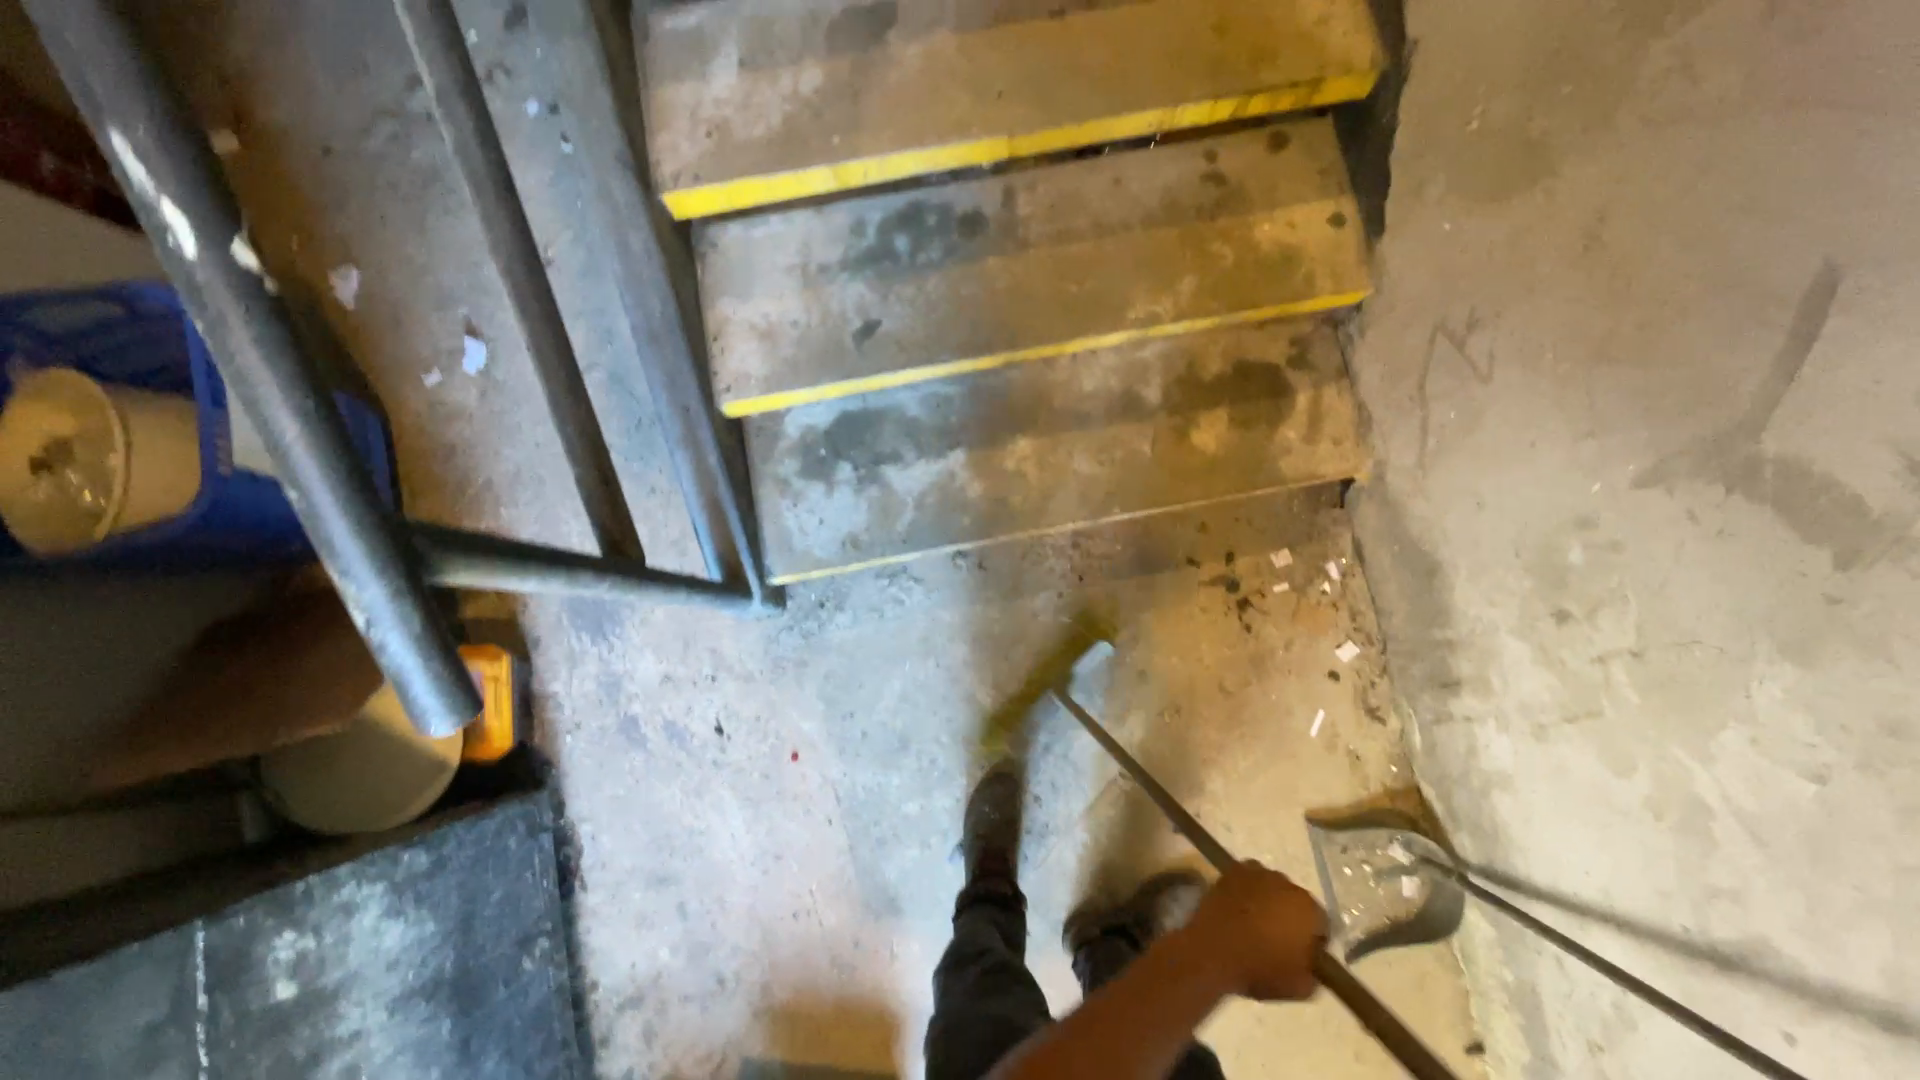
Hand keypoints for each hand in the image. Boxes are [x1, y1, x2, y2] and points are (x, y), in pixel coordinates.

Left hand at [1186, 860, 1326, 1000]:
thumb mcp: (1300, 988)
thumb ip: (1314, 973)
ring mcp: (1258, 873)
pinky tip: (1239, 907)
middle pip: (1296, 902)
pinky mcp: (1232, 871)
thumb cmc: (1259, 969)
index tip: (1302, 955)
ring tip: (1254, 922)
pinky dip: (1247, 890)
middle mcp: (1287, 884)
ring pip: (1272, 888)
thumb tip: (1311, 964)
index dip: (1313, 941)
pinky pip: (1248, 879)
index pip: (1322, 924)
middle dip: (1291, 917)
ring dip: (1269, 901)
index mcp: (1309, 910)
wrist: (1212, 951)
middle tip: (1277, 938)